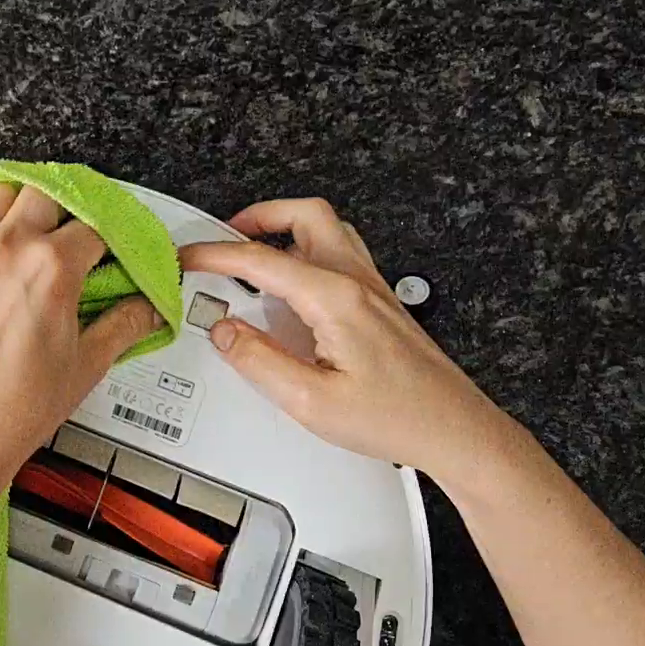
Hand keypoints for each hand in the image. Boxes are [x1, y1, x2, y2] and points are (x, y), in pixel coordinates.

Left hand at [0, 182, 164, 489]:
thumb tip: (149, 307)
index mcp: (52, 268)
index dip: (116, 236)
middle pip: (50, 193)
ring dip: (29, 206)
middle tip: (84, 239)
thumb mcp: (88, 363)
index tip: (122, 250)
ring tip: (43, 235)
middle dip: (72, 210)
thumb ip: (125, 324)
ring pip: (5, 194)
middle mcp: (11, 247)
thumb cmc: (20, 401)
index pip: (96, 226)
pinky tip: (9, 252)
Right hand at [180, 198, 519, 484]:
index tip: (189, 258)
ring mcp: (372, 288)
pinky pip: (338, 253)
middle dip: (258, 216)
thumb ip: (258, 361)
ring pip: (326, 227)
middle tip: (226, 235)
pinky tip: (290, 284)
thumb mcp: (311, 402)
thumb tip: (225, 331)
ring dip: (285, 228)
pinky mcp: (378, 302)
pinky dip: (304, 250)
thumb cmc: (397, 417)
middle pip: (306, 214)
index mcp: (335, 298)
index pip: (261, 260)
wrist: (455, 430)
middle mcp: (357, 282)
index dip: (215, 254)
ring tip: (253, 250)